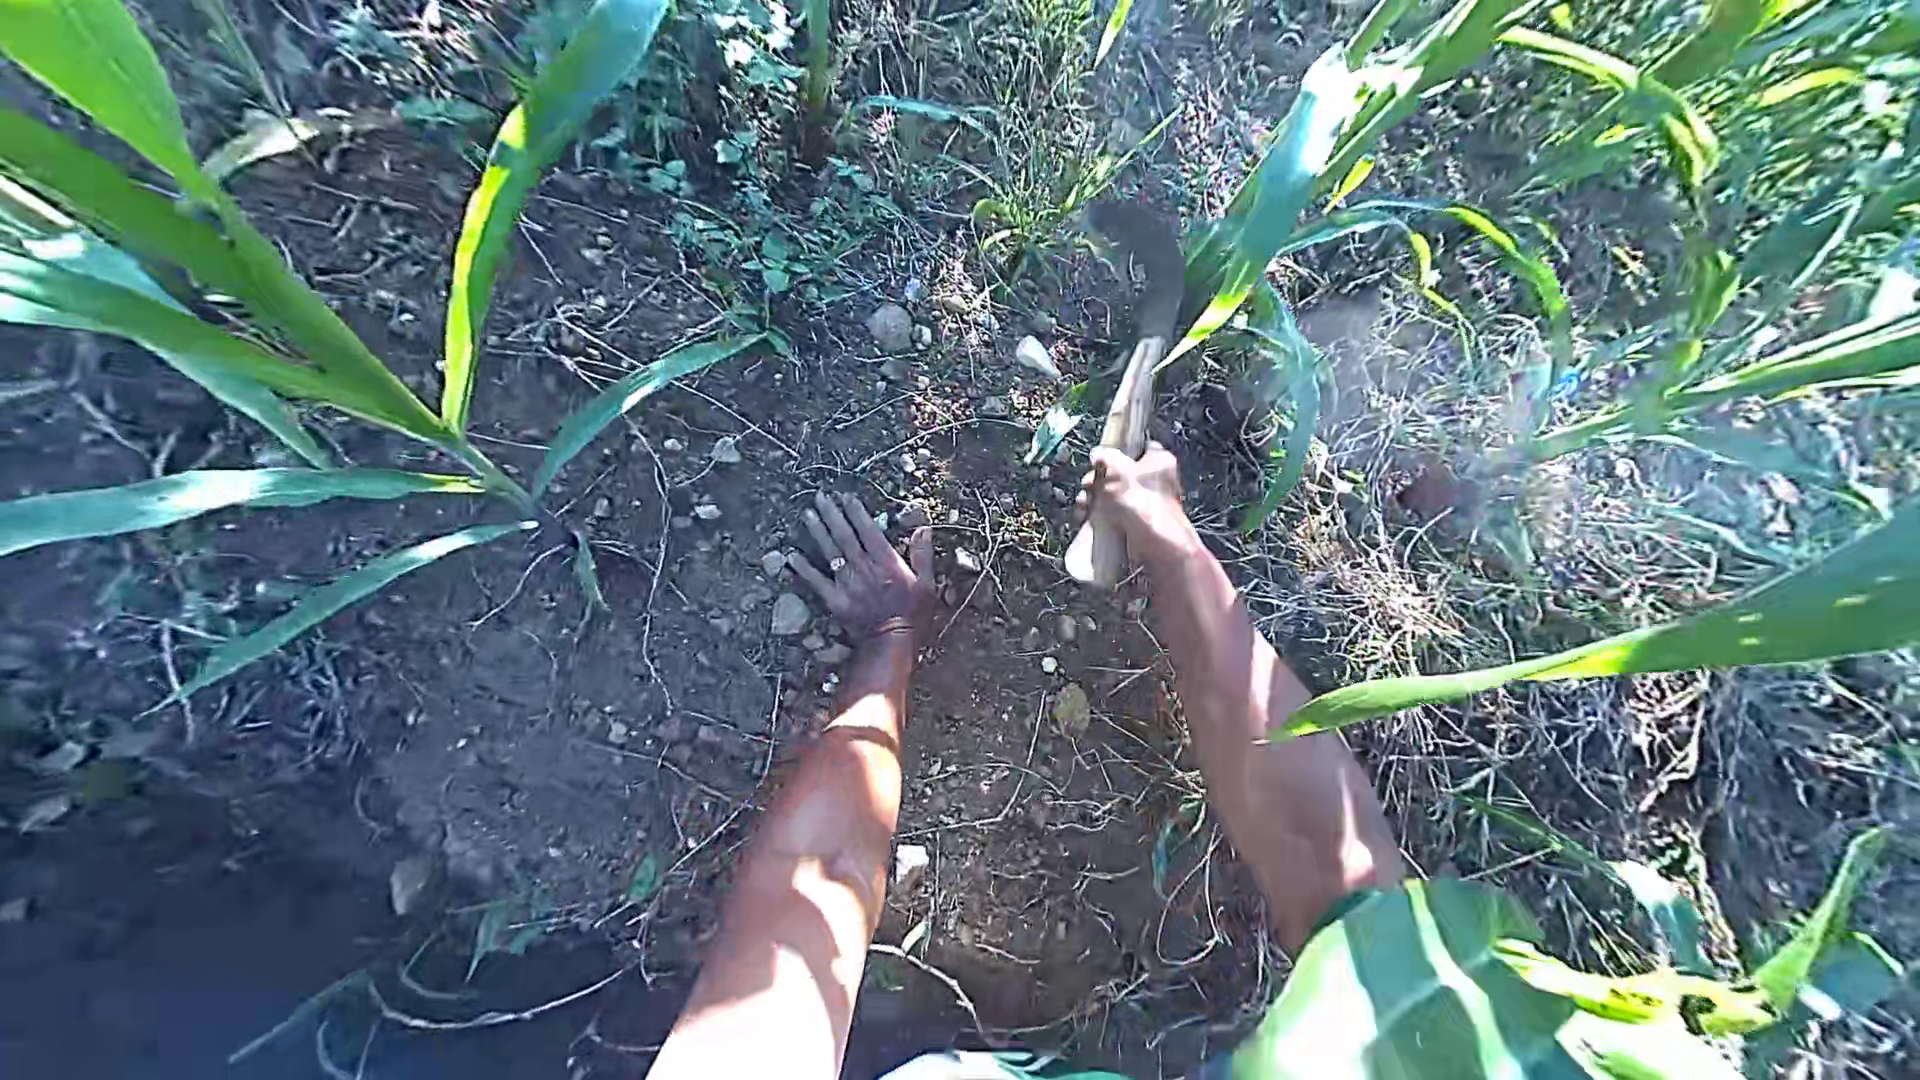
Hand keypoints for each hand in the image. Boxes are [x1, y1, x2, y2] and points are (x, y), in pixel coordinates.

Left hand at [789, 492, 935, 644]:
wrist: (891, 644)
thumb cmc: (913, 616)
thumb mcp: (927, 584)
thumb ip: (923, 554)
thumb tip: (923, 528)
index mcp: (886, 561)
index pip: (868, 530)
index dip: (856, 512)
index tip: (846, 497)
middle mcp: (863, 566)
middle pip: (844, 535)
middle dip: (832, 514)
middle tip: (821, 497)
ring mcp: (846, 583)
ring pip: (829, 552)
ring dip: (817, 531)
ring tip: (808, 514)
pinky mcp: (834, 599)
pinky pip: (816, 581)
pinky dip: (803, 568)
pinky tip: (792, 555)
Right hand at [1077, 443, 1197, 562]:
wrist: (1156, 546)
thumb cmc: (1142, 504)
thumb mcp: (1117, 471)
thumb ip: (1105, 458)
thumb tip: (1097, 453)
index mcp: (1159, 462)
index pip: (1137, 448)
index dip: (1116, 452)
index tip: (1100, 461)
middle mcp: (1154, 482)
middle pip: (1117, 474)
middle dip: (1097, 481)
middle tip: (1089, 486)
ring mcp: (1145, 506)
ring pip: (1110, 497)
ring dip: (1093, 500)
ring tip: (1084, 506)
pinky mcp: (1135, 527)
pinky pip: (1111, 516)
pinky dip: (1096, 516)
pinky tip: (1085, 517)